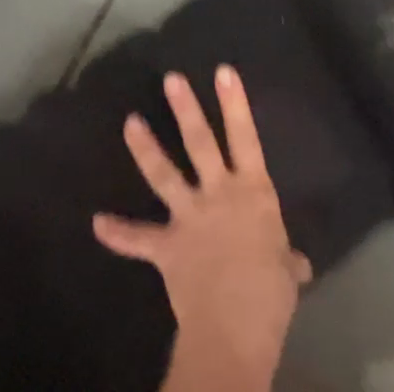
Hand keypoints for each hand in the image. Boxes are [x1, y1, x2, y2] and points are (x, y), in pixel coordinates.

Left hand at [94, 67, 311, 387]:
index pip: (246, 137)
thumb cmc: (271, 289)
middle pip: (201, 142)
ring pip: (165, 174)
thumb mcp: (287, 268)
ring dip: (146, 147)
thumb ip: (287, 259)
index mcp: (254, 191)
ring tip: (130, 121)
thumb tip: (297, 266)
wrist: (235, 322)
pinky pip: (137, 239)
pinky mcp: (166, 247)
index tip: (223, 71)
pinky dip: (117, 232)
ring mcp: (190, 217)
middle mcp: (220, 193)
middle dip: (186, 108)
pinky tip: (97, 222)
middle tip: (171, 78)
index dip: (235, 103)